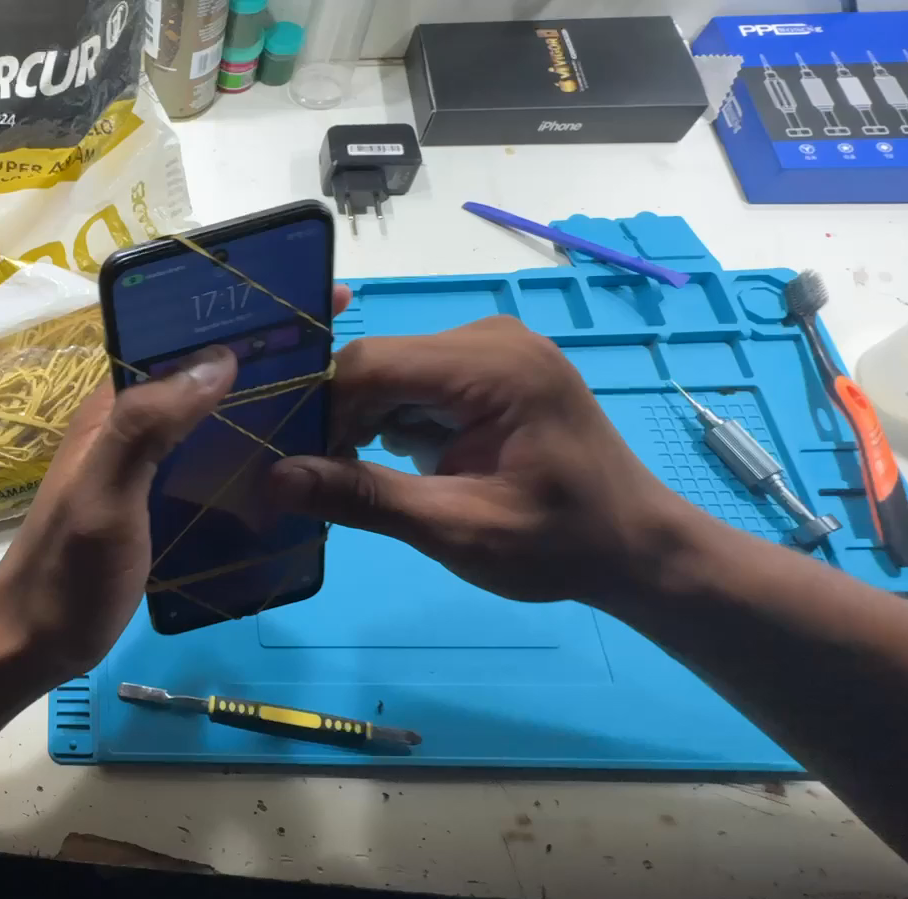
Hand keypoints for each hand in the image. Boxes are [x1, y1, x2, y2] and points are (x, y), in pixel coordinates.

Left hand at [0, 286, 353, 679]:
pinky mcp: (161, 511)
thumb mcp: (102, 495)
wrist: (36, 643)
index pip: (180, 340)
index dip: (241, 311)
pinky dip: (252, 462)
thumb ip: (146, 426)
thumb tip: (219, 358)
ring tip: (342, 408)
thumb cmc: (66, 572)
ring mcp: (148, 472)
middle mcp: (133, 431)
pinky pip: (214, 470)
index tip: (318, 297)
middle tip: (348, 357)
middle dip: (270, 358)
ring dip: (267, 411)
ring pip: (215, 424)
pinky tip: (298, 473)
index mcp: (115, 412)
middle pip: (205, 378)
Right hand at [266, 315, 687, 604]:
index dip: (318, 410)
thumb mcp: (453, 528)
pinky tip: (373, 464)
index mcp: (494, 366)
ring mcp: (486, 353)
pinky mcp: (480, 374)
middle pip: (373, 365)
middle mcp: (488, 340)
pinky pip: (405, 387)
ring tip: (338, 478)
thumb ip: (364, 498)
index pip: (370, 364)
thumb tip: (273, 479)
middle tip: (309, 479)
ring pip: (383, 376)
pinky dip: (378, 424)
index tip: (290, 465)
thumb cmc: (557, 543)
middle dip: (332, 420)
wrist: (634, 548)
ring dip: (351, 425)